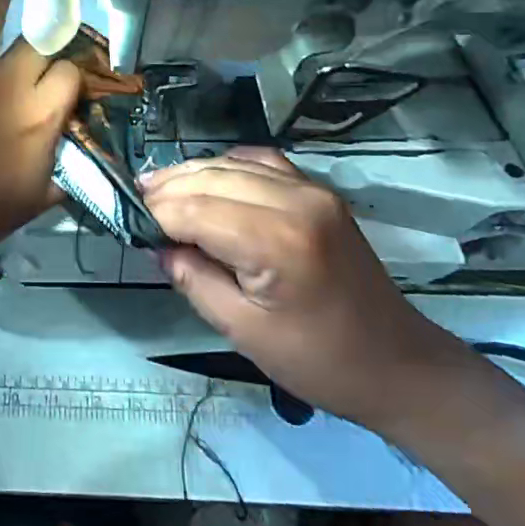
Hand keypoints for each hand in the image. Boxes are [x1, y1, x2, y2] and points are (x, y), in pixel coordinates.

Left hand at [0, 0, 81, 275]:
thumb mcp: (30, 204)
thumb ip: (63, 172)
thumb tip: (83, 152)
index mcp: (37, 114)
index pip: (71, 75)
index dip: (75, 77)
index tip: (70, 84)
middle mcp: (6, 78)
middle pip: (41, 39)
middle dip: (54, 26)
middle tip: (58, 15)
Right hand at [142, 148, 503, 433]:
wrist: (397, 363)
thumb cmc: (320, 362)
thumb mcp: (245, 332)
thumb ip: (195, 280)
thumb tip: (158, 246)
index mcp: (278, 240)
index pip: (196, 210)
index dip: (157, 214)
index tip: (127, 222)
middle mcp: (296, 200)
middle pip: (213, 178)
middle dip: (169, 188)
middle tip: (134, 202)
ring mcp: (312, 189)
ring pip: (235, 163)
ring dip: (194, 173)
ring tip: (158, 188)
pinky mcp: (319, 191)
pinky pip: (263, 162)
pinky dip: (229, 166)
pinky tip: (207, 179)